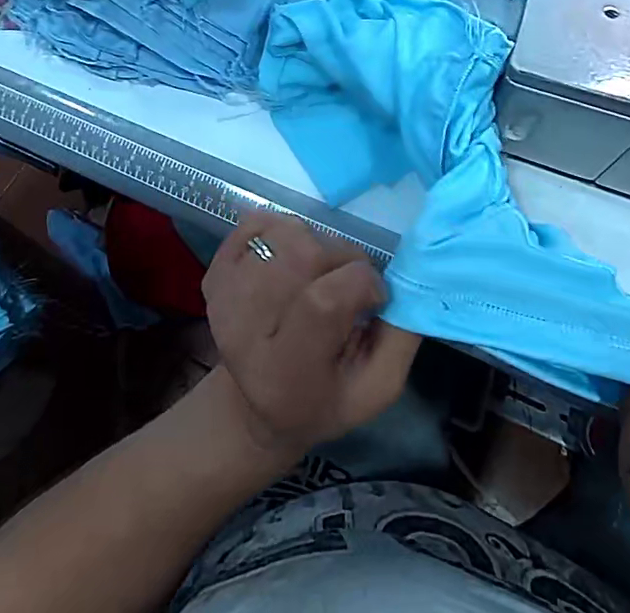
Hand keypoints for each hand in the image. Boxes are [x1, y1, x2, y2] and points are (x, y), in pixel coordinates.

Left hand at [202, 211, 420, 457]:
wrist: (255, 405)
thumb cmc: (325, 399)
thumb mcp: (378, 388)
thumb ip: (403, 336)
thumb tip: (415, 276)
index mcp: (287, 372)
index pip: (322, 301)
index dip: (361, 283)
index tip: (375, 298)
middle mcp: (244, 332)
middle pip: (303, 255)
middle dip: (343, 257)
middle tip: (349, 284)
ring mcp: (224, 298)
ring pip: (284, 233)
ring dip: (316, 243)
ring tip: (320, 276)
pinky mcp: (215, 274)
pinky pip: (256, 223)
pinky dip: (284, 232)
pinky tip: (292, 264)